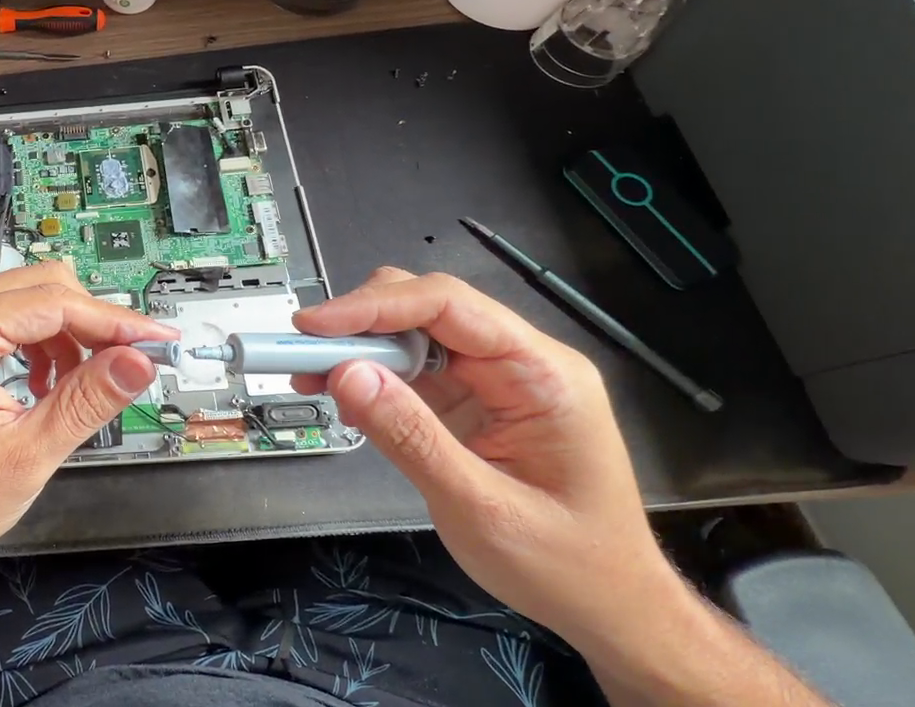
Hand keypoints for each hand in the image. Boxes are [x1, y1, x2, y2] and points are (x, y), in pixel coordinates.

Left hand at [0, 264, 174, 586]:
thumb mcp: (26, 455)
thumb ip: (86, 402)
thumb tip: (137, 362)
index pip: (54, 302)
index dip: (114, 320)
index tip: (158, 340)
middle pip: (44, 286)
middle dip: (94, 321)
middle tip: (131, 363)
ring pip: (30, 299)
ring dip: (68, 334)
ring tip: (80, 388)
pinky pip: (11, 319)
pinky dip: (43, 343)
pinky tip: (48, 385)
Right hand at [292, 268, 676, 642]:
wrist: (610, 609)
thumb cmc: (565, 566)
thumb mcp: (481, 508)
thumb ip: (412, 437)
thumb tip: (345, 374)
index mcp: (541, 373)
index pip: (448, 305)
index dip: (374, 306)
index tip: (313, 327)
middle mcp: (516, 362)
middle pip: (425, 306)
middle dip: (360, 323)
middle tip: (304, 354)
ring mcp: (491, 378)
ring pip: (410, 332)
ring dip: (356, 348)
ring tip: (308, 375)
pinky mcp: (469, 398)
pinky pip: (409, 367)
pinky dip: (366, 374)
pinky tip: (337, 392)